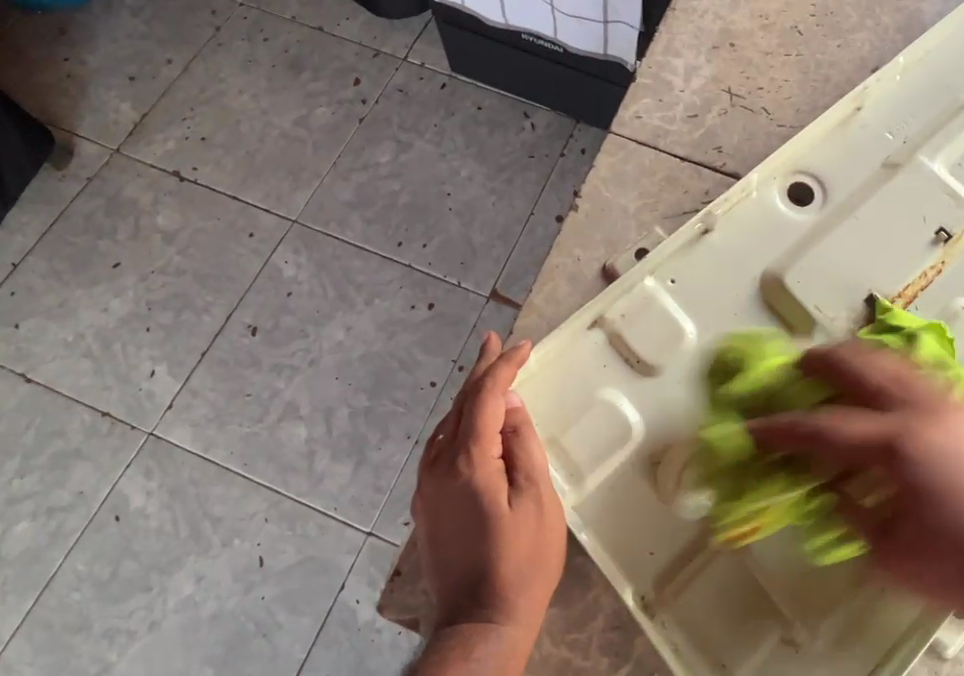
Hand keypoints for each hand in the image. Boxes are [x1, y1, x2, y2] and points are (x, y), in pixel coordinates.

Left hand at [413, 332, 565, 648]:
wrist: (480, 622)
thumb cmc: (521, 563)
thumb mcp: (538, 500)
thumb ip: (523, 446)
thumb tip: (512, 405)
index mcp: (468, 461)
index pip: (486, 396)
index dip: (504, 367)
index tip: (523, 346)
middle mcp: (439, 466)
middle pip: (460, 404)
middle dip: (481, 370)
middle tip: (494, 340)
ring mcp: (427, 487)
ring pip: (447, 425)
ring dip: (469, 395)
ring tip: (487, 372)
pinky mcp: (426, 504)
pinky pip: (441, 447)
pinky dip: (459, 423)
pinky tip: (471, 421)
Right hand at [749, 342, 963, 675]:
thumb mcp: (901, 560)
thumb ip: (857, 520)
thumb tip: (835, 494)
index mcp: (899, 443)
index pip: (824, 428)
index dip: (782, 428)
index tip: (752, 426)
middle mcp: (926, 408)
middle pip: (861, 365)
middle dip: (822, 360)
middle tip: (797, 362)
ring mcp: (961, 403)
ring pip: (900, 360)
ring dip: (863, 356)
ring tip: (843, 361)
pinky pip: (931, 376)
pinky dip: (900, 371)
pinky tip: (899, 389)